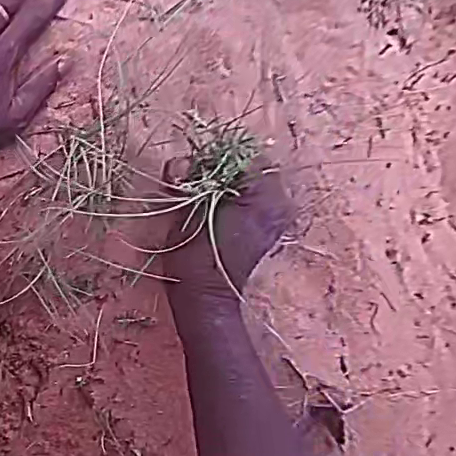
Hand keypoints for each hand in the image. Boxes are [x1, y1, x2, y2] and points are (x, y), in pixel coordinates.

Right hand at [157, 159, 293, 305]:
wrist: (205, 298)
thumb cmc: (197, 256)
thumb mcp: (187, 214)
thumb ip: (188, 184)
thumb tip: (178, 161)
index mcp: (264, 195)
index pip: (244, 158)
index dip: (214, 160)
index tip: (191, 170)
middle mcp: (277, 205)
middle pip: (249, 172)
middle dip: (220, 174)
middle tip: (192, 182)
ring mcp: (273, 220)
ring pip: (248, 189)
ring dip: (224, 189)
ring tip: (200, 200)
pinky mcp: (263, 233)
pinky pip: (249, 206)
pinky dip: (230, 204)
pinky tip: (211, 214)